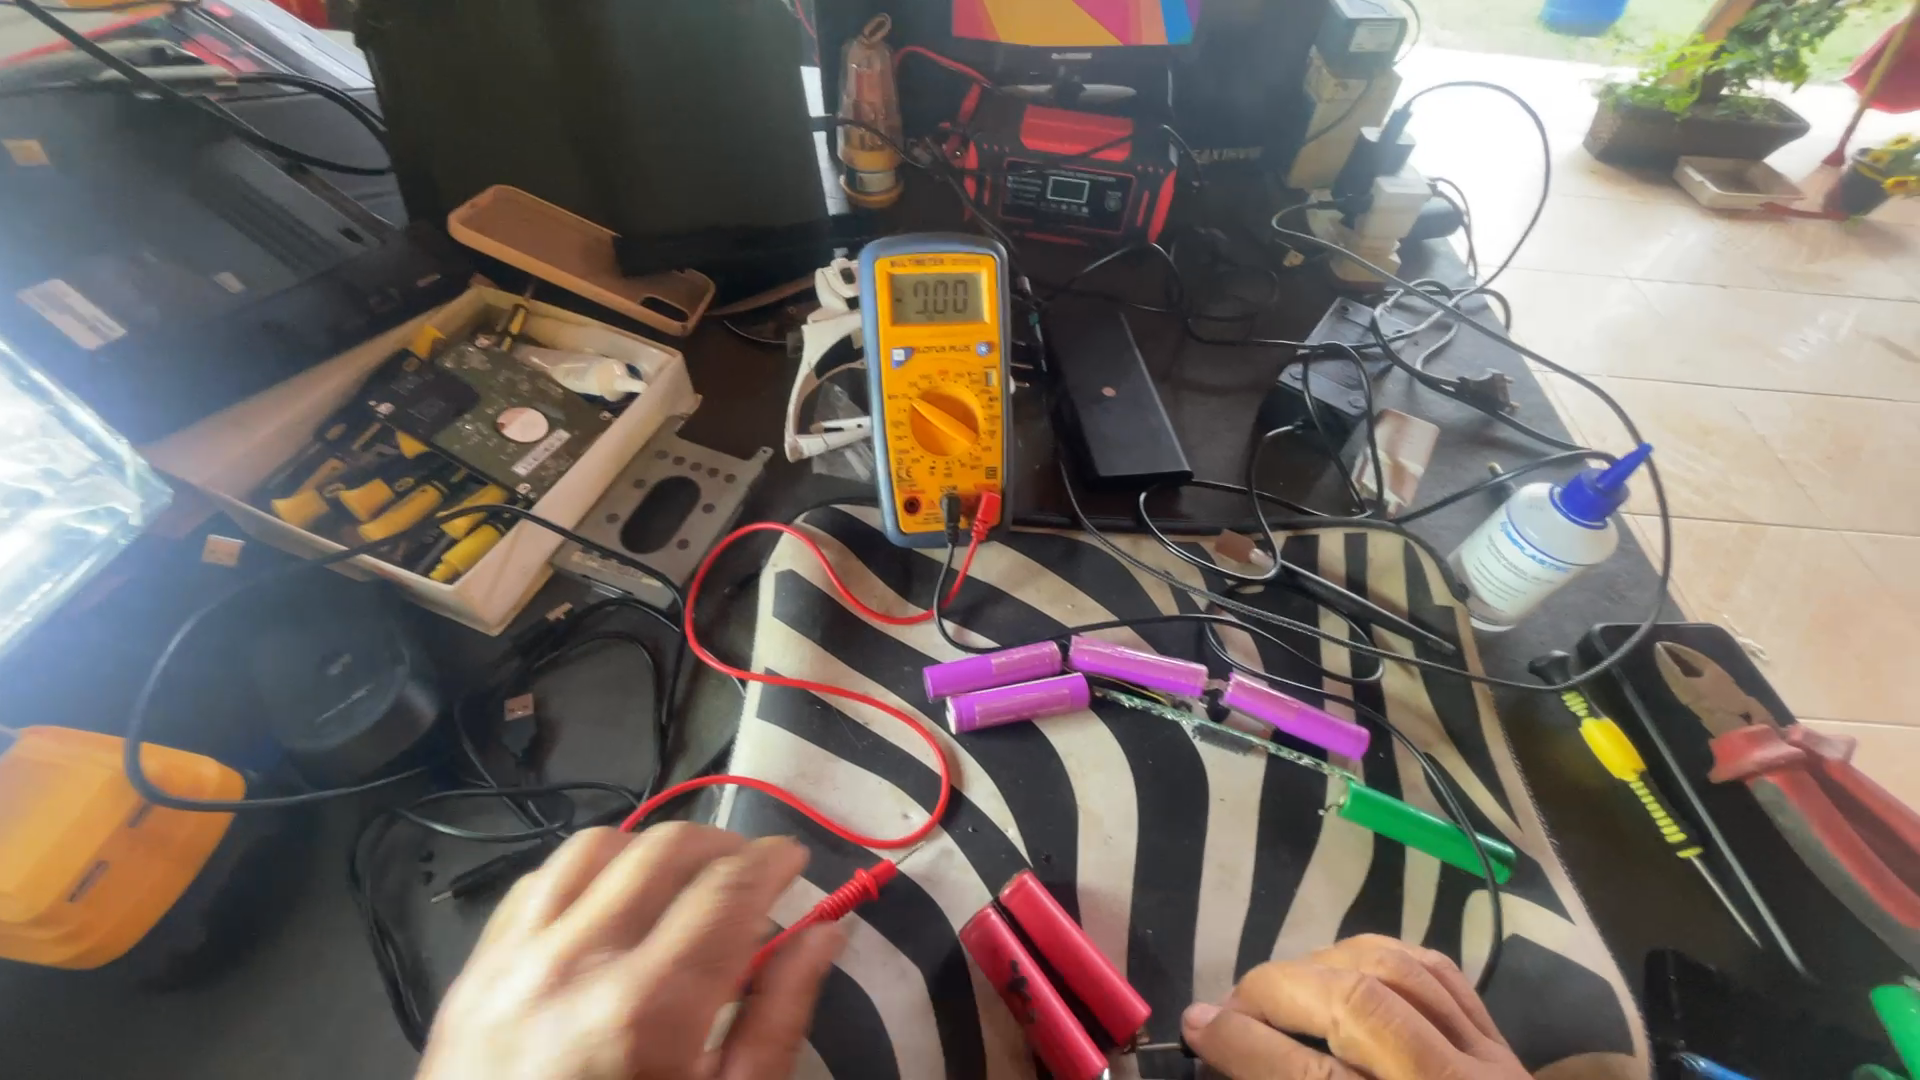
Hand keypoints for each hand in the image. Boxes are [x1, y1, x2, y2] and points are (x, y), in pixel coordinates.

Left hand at [415, 824, 846, 1079]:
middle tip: (750, 873)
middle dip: (724, 845)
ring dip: (655, 849)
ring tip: (685, 880)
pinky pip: (540, 880)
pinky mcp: (471, 976)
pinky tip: (616, 901)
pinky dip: (591, 871)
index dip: (772, 860)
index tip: (793, 860)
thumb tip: (824, 931)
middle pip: (665, 849)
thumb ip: (778, 1017)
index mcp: (642, 1013)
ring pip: (598, 846)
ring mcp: (509, 967)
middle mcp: (571, 969)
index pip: (726, 887)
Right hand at [1182, 935, 1526, 1079]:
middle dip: (1273, 992)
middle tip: (1228, 1007)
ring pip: (1401, 973)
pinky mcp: (1513, 1056)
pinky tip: (1346, 968)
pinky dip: (1382, 957)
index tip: (1195, 1027)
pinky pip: (1442, 975)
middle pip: (1358, 1006)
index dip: (1243, 1046)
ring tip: (1281, 987)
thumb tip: (1228, 1056)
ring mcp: (1498, 1073)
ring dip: (1322, 964)